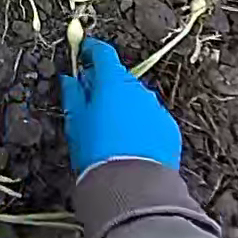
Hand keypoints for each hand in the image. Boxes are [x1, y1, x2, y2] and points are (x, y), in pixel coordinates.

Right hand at [59, 38, 181, 178]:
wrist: (131, 187)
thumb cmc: (97, 152)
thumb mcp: (76, 121)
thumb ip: (73, 94)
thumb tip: (70, 78)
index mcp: (113, 81)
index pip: (103, 53)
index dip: (91, 50)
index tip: (83, 53)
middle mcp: (138, 88)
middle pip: (119, 77)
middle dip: (105, 84)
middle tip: (91, 100)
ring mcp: (155, 108)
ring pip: (135, 97)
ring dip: (123, 104)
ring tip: (110, 129)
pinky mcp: (168, 128)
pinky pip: (151, 118)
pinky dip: (140, 123)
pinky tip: (129, 142)